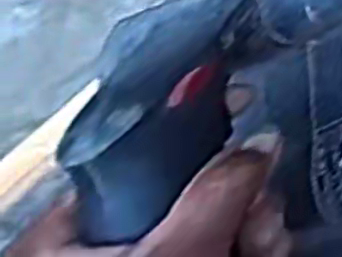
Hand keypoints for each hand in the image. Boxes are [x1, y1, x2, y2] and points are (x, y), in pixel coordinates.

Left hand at [14, 135, 290, 256]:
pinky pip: (211, 245)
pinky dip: (245, 247)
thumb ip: (224, 185)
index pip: (139, 157)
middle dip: (246, 202)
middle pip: (190, 191)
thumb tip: (265, 136)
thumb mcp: (180, 250)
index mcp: (62, 235)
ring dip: (255, 227)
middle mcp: (89, 248)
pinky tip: (261, 253)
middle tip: (263, 226)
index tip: (249, 110)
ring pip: (211, 220)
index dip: (200, 133)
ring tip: (267, 248)